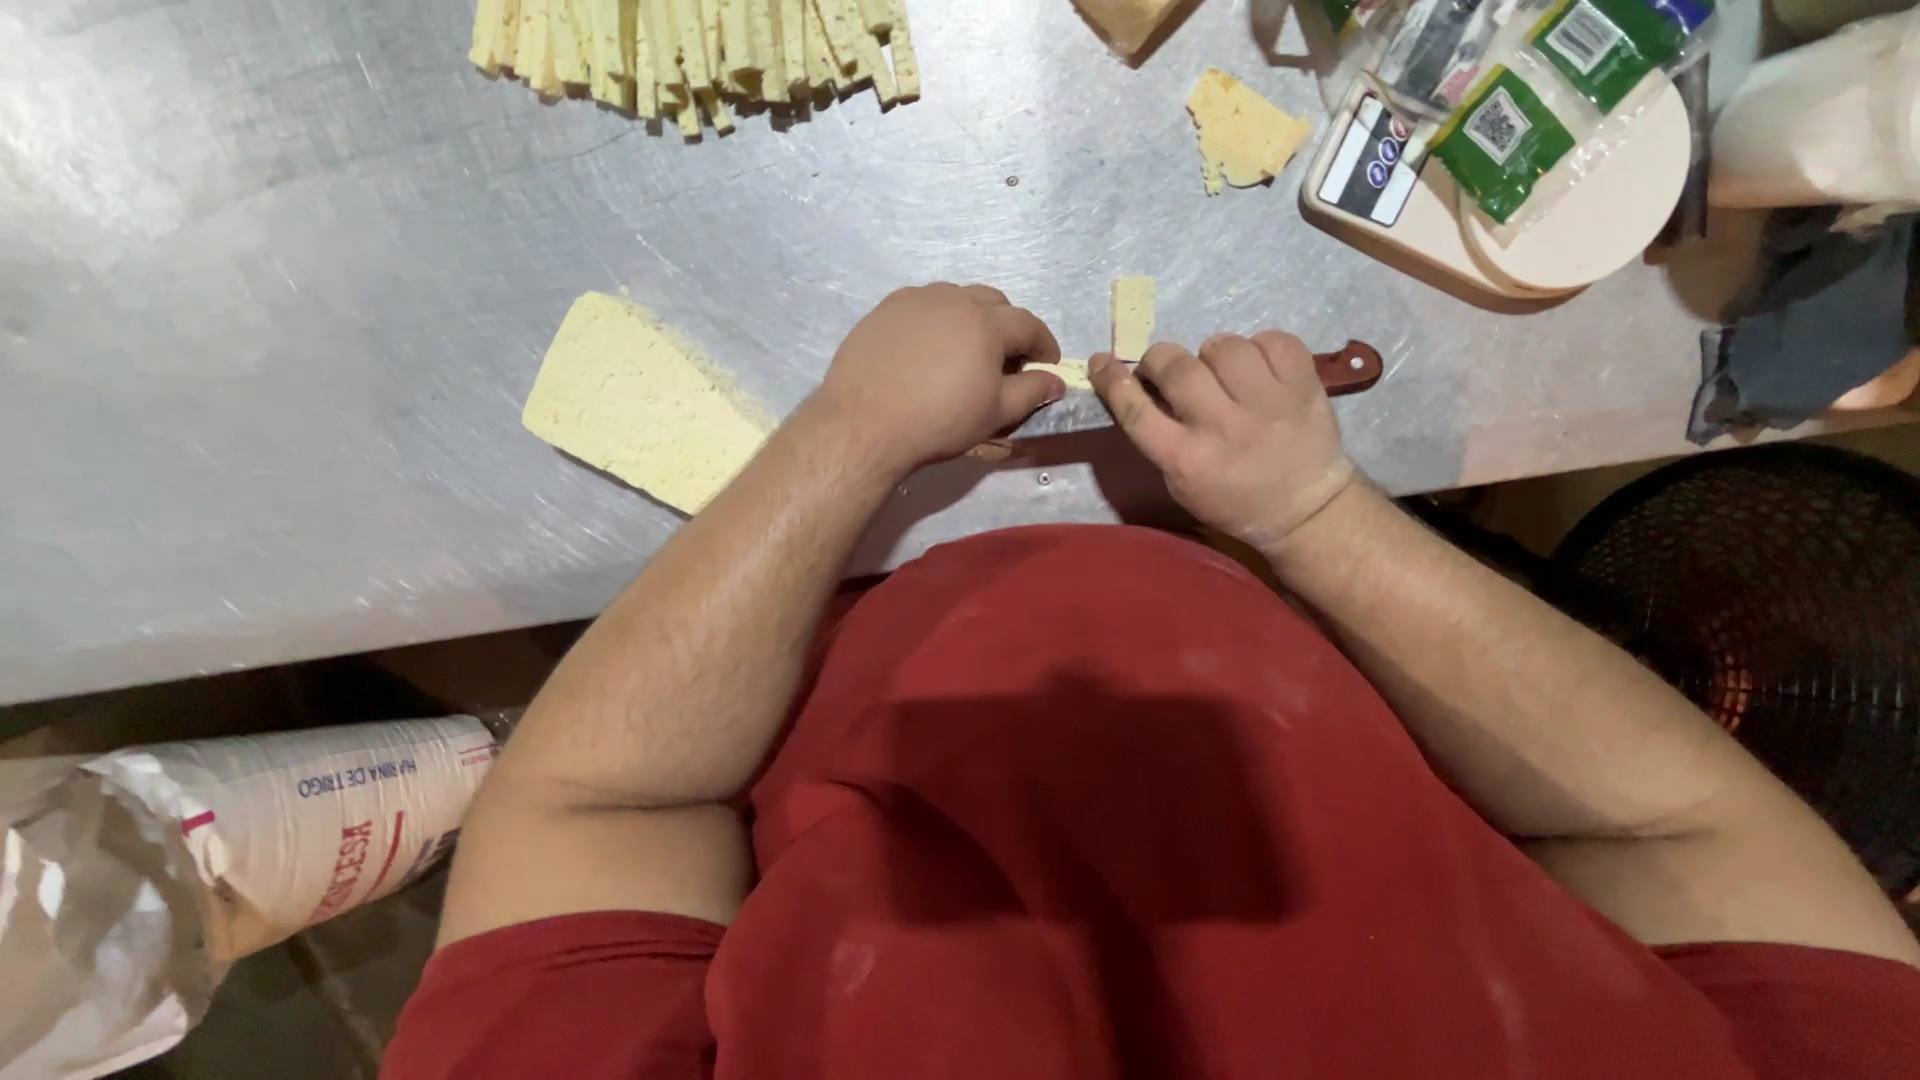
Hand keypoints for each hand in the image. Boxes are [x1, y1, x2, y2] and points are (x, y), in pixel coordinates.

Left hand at [808, 284, 1066, 474]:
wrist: (865, 424)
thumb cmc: (939, 421)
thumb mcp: (995, 413)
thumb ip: (1031, 391)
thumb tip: (1057, 380)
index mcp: (986, 322)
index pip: (1028, 324)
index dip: (1043, 344)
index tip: (1046, 365)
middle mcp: (953, 299)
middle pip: (993, 302)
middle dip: (1008, 326)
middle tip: (1006, 359)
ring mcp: (915, 300)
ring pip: (956, 298)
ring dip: (970, 319)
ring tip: (965, 351)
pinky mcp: (885, 309)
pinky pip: (921, 305)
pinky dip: (935, 320)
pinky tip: (928, 348)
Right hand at [1089, 332, 1353, 551]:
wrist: (1306, 511)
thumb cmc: (1233, 502)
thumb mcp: (1183, 484)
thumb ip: (1161, 439)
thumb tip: (1142, 389)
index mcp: (1186, 459)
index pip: (1136, 409)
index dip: (1112, 379)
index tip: (1102, 361)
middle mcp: (1223, 427)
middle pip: (1175, 366)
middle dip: (1161, 359)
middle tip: (1166, 368)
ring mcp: (1268, 404)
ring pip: (1223, 346)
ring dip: (1213, 353)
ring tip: (1221, 371)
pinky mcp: (1303, 386)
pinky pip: (1272, 340)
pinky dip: (1260, 347)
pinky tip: (1259, 368)